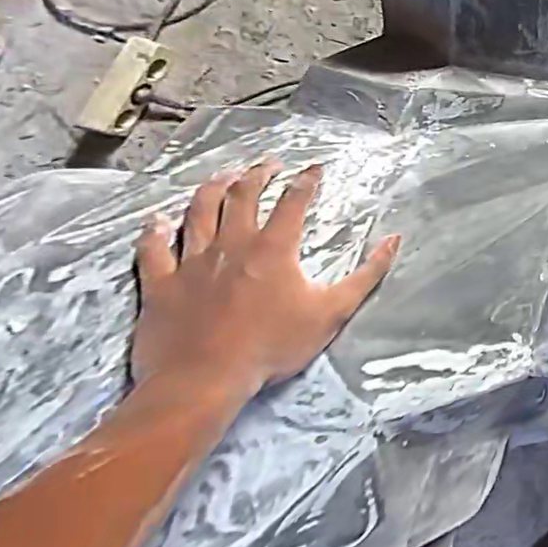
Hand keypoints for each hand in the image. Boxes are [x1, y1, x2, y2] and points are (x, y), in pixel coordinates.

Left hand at [130, 161, 398, 401]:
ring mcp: (192, 261)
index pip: (293, 201)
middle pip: (243, 194)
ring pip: (199, 211)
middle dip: (258, 174)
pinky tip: (157, 220)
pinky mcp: (161, 283)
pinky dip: (155, 232)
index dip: (306, 180)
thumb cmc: (271, 347)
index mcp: (273, 247)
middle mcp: (232, 243)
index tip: (315, 168)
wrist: (202, 382)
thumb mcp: (332, 312)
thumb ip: (366, 275)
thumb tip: (393, 240)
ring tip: (223, 176)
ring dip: (212, 188)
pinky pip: (154, 249)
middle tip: (269, 164)